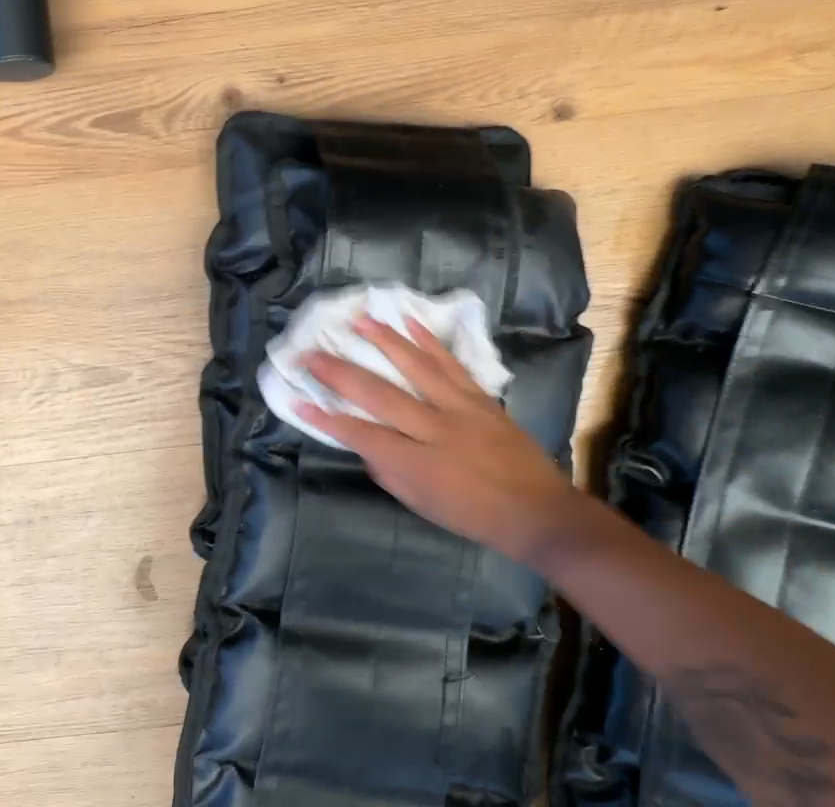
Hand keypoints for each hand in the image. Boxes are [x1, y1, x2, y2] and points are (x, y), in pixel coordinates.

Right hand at [296, 316, 580, 559]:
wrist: (538, 511)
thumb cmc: (474, 516)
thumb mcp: (422, 505)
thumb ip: (388, 472)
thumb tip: (364, 444)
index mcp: (417, 464)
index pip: (361, 435)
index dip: (325, 418)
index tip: (296, 399)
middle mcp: (435, 429)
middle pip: (379, 394)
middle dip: (340, 372)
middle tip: (311, 352)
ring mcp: (460, 408)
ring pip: (416, 365)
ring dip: (383, 339)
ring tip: (358, 318)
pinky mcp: (480, 397)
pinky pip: (450, 363)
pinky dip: (428, 340)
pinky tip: (408, 321)